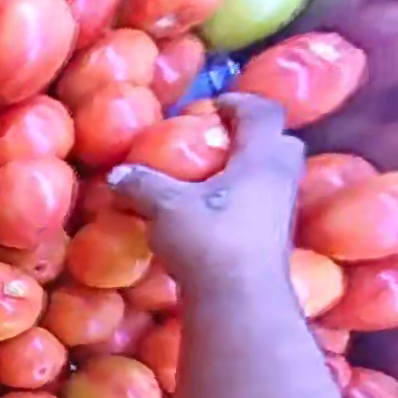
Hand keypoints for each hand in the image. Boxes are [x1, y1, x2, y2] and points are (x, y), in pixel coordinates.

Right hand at [108, 93, 304, 298]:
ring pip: (266, 173)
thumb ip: (142, 185)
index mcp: (263, 157)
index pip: (262, 112)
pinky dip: (236, 196)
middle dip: (245, 135)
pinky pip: (256, 200)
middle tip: (211, 140)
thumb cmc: (209, 239)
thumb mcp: (166, 207)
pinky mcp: (270, 234)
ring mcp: (279, 207)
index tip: (212, 103)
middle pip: (273, 141)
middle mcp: (281, 175)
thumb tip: (116, 174)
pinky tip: (208, 212)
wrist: (238, 294)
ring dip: (241, 167)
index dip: (238, 102)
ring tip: (204, 177)